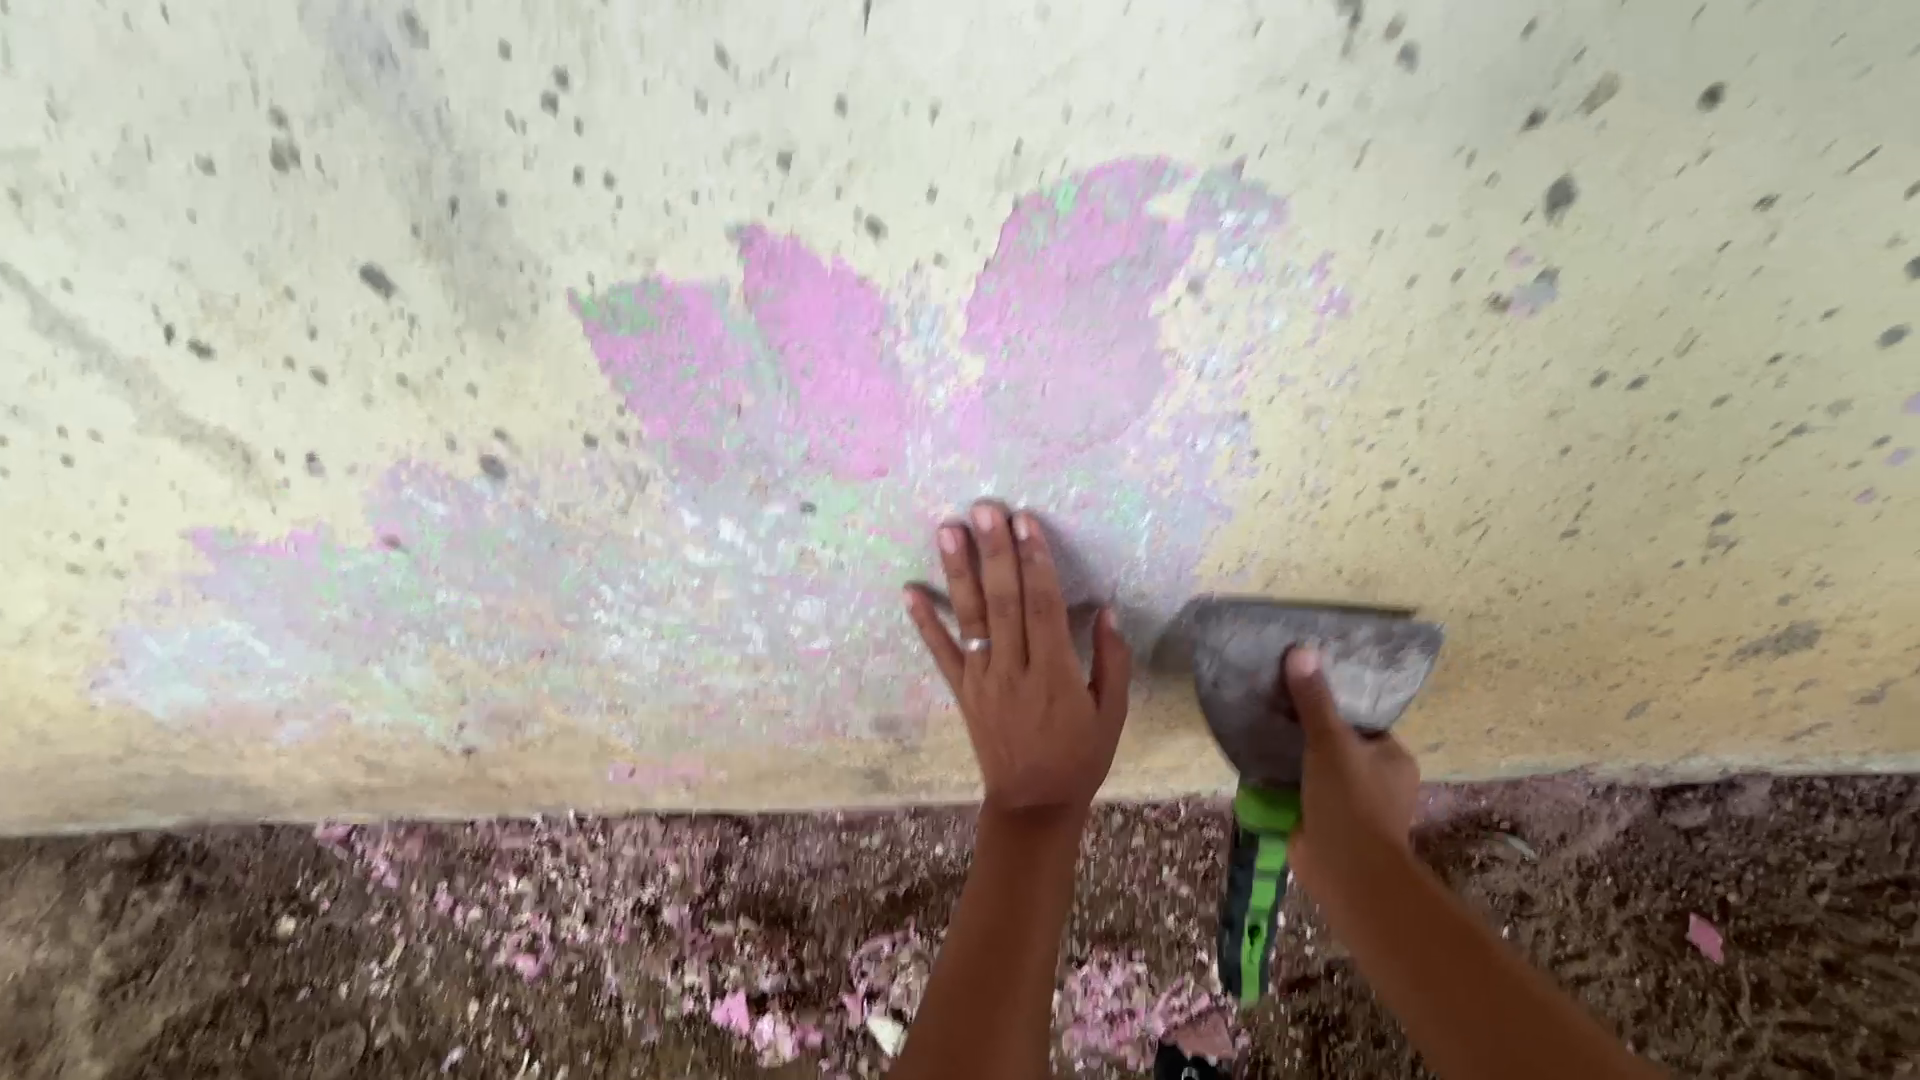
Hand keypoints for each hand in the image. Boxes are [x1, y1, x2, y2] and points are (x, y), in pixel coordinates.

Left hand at [904, 502, 1132, 814]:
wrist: (1033, 804)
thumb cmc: (1080, 757)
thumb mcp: (1113, 713)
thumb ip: (1112, 659)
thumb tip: (1106, 609)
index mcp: (1055, 673)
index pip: (1043, 606)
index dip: (1035, 562)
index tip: (1025, 523)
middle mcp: (1014, 670)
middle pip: (1003, 601)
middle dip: (994, 552)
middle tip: (984, 510)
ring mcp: (983, 680)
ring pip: (970, 618)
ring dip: (958, 571)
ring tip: (946, 531)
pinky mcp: (963, 691)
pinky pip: (941, 653)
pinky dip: (925, 622)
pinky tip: (910, 591)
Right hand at [1282, 646, 1420, 894]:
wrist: (1346, 870)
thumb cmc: (1351, 800)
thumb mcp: (1330, 741)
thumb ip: (1314, 700)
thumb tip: (1301, 650)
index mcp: (1392, 760)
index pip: (1363, 723)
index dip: (1334, 706)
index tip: (1301, 689)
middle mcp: (1378, 782)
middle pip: (1338, 746)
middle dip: (1308, 732)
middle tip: (1272, 707)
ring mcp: (1351, 807)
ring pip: (1317, 771)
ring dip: (1293, 758)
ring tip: (1259, 729)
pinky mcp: (1323, 825)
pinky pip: (1300, 793)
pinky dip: (1282, 783)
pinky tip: (1256, 765)